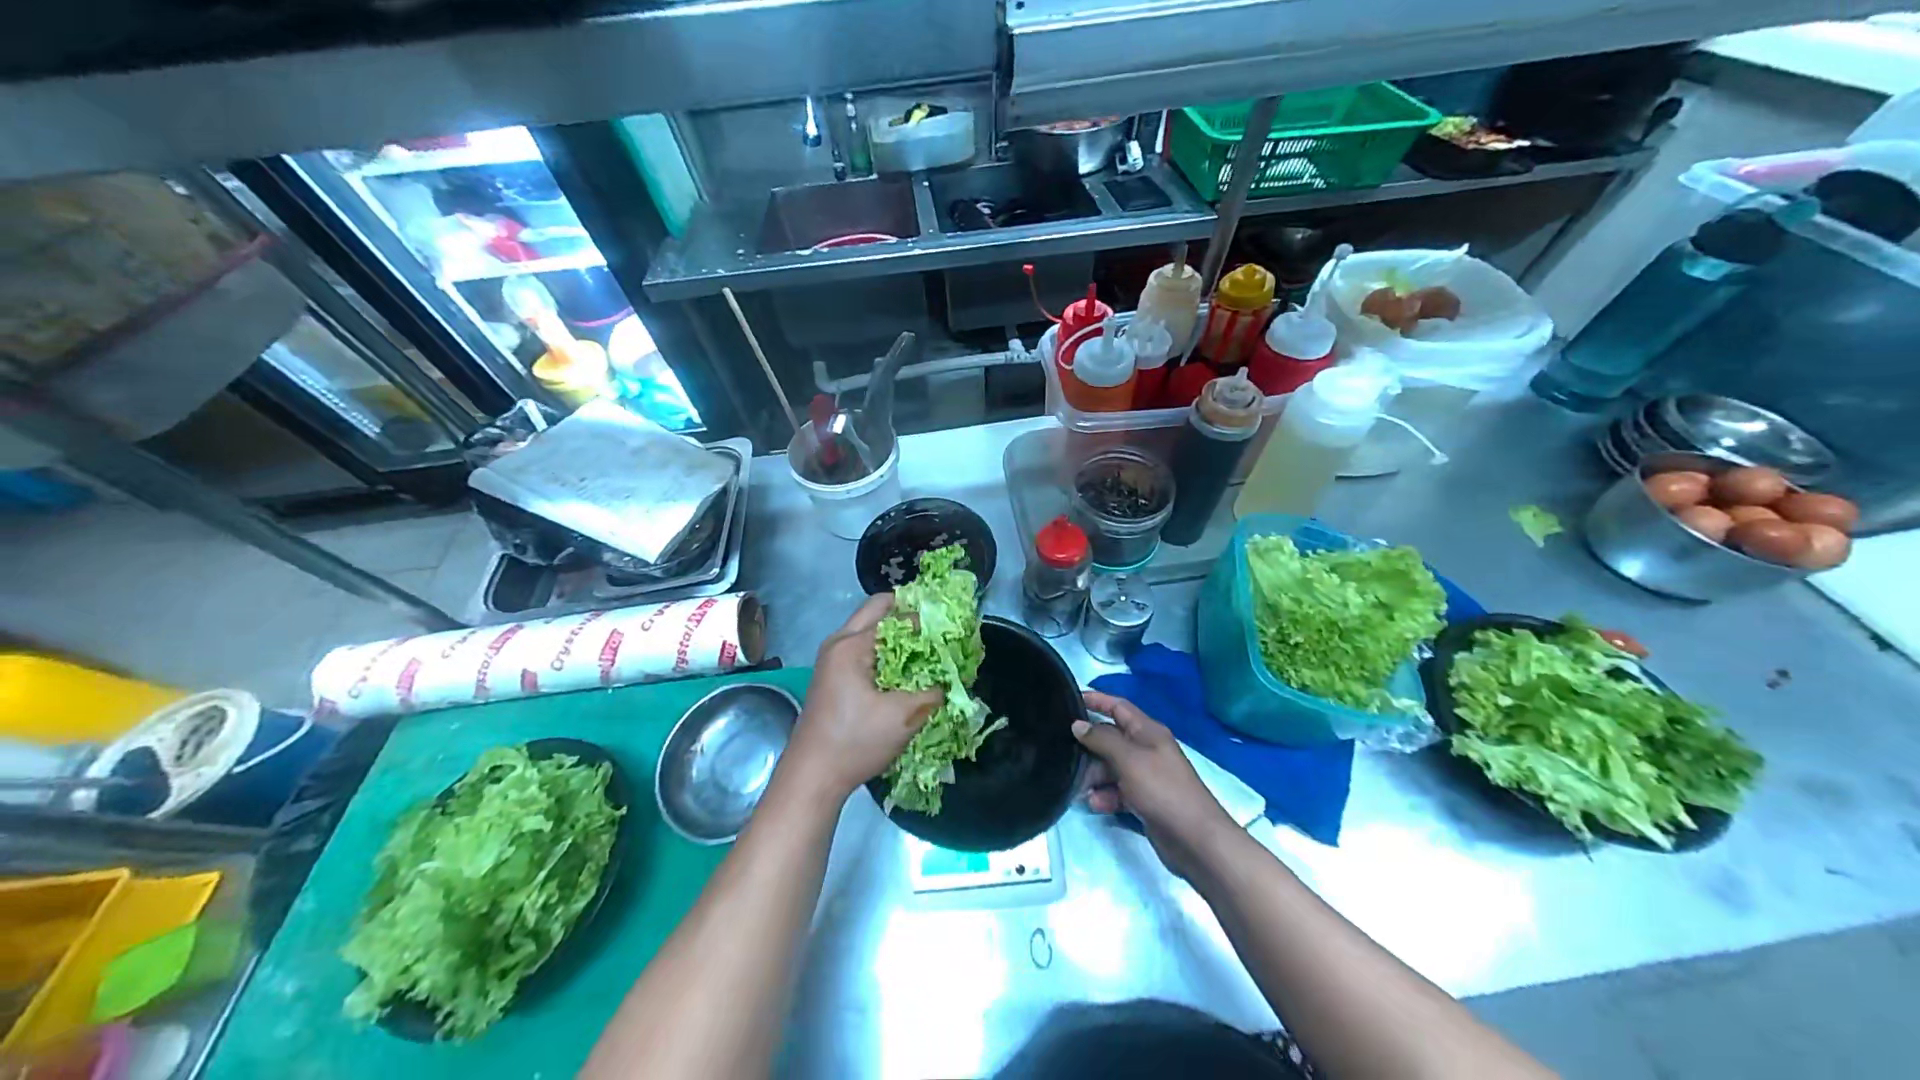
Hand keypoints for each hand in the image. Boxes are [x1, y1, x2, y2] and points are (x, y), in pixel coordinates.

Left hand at [781, 594, 941, 802]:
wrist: (812, 776)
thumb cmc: (855, 742)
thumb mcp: (903, 717)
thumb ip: (932, 692)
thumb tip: (950, 679)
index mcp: (851, 646)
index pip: (896, 616)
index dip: (925, 619)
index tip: (951, 628)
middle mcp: (838, 643)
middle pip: (876, 610)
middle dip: (907, 613)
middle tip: (936, 626)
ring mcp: (831, 659)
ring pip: (868, 629)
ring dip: (895, 633)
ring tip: (926, 647)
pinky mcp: (831, 677)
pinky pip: (862, 648)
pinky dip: (884, 650)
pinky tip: (904, 669)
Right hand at [1075, 691, 1236, 878]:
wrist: (1194, 839)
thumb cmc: (1162, 789)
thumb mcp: (1129, 758)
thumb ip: (1102, 739)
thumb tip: (1078, 724)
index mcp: (1148, 732)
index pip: (1118, 707)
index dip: (1096, 700)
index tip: (1071, 699)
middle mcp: (1147, 749)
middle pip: (1111, 738)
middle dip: (1089, 745)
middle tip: (1064, 751)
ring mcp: (1146, 776)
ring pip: (1111, 767)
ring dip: (1094, 774)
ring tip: (1078, 785)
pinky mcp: (1143, 800)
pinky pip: (1117, 791)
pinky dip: (1105, 795)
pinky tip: (1095, 804)